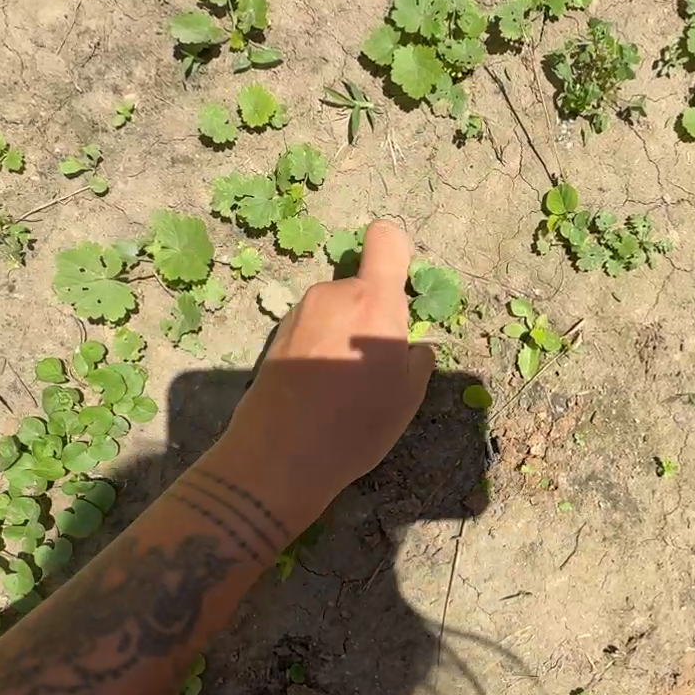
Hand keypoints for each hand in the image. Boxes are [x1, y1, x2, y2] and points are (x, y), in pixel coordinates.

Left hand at [205, 220, 434, 531]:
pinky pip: (313, 331)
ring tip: (347, 386)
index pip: (387, 241)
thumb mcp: (408, 395)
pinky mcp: (277, 337)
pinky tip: (321, 392)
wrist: (282, 453)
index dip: (399, 255)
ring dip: (345, 335)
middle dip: (373, 316)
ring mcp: (299, 314)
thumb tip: (411, 347)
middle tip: (377, 367)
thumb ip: (417, 358)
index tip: (402, 292)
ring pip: (337, 312)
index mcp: (372, 300)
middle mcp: (332, 295)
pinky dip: (322, 350)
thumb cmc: (358, 421)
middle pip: (362, 287)